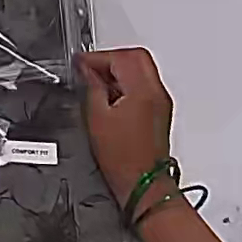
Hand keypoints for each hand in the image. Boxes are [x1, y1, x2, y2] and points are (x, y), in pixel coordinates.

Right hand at [77, 47, 174, 204]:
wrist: (142, 184)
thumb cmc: (124, 159)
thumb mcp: (97, 118)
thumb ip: (92, 87)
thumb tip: (87, 71)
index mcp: (143, 91)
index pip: (121, 58)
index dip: (97, 57)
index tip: (81, 62)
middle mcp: (157, 92)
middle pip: (136, 57)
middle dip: (110, 58)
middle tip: (90, 68)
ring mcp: (161, 101)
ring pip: (141, 69)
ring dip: (119, 70)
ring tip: (98, 83)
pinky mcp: (160, 111)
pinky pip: (144, 84)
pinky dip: (127, 82)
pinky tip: (111, 96)